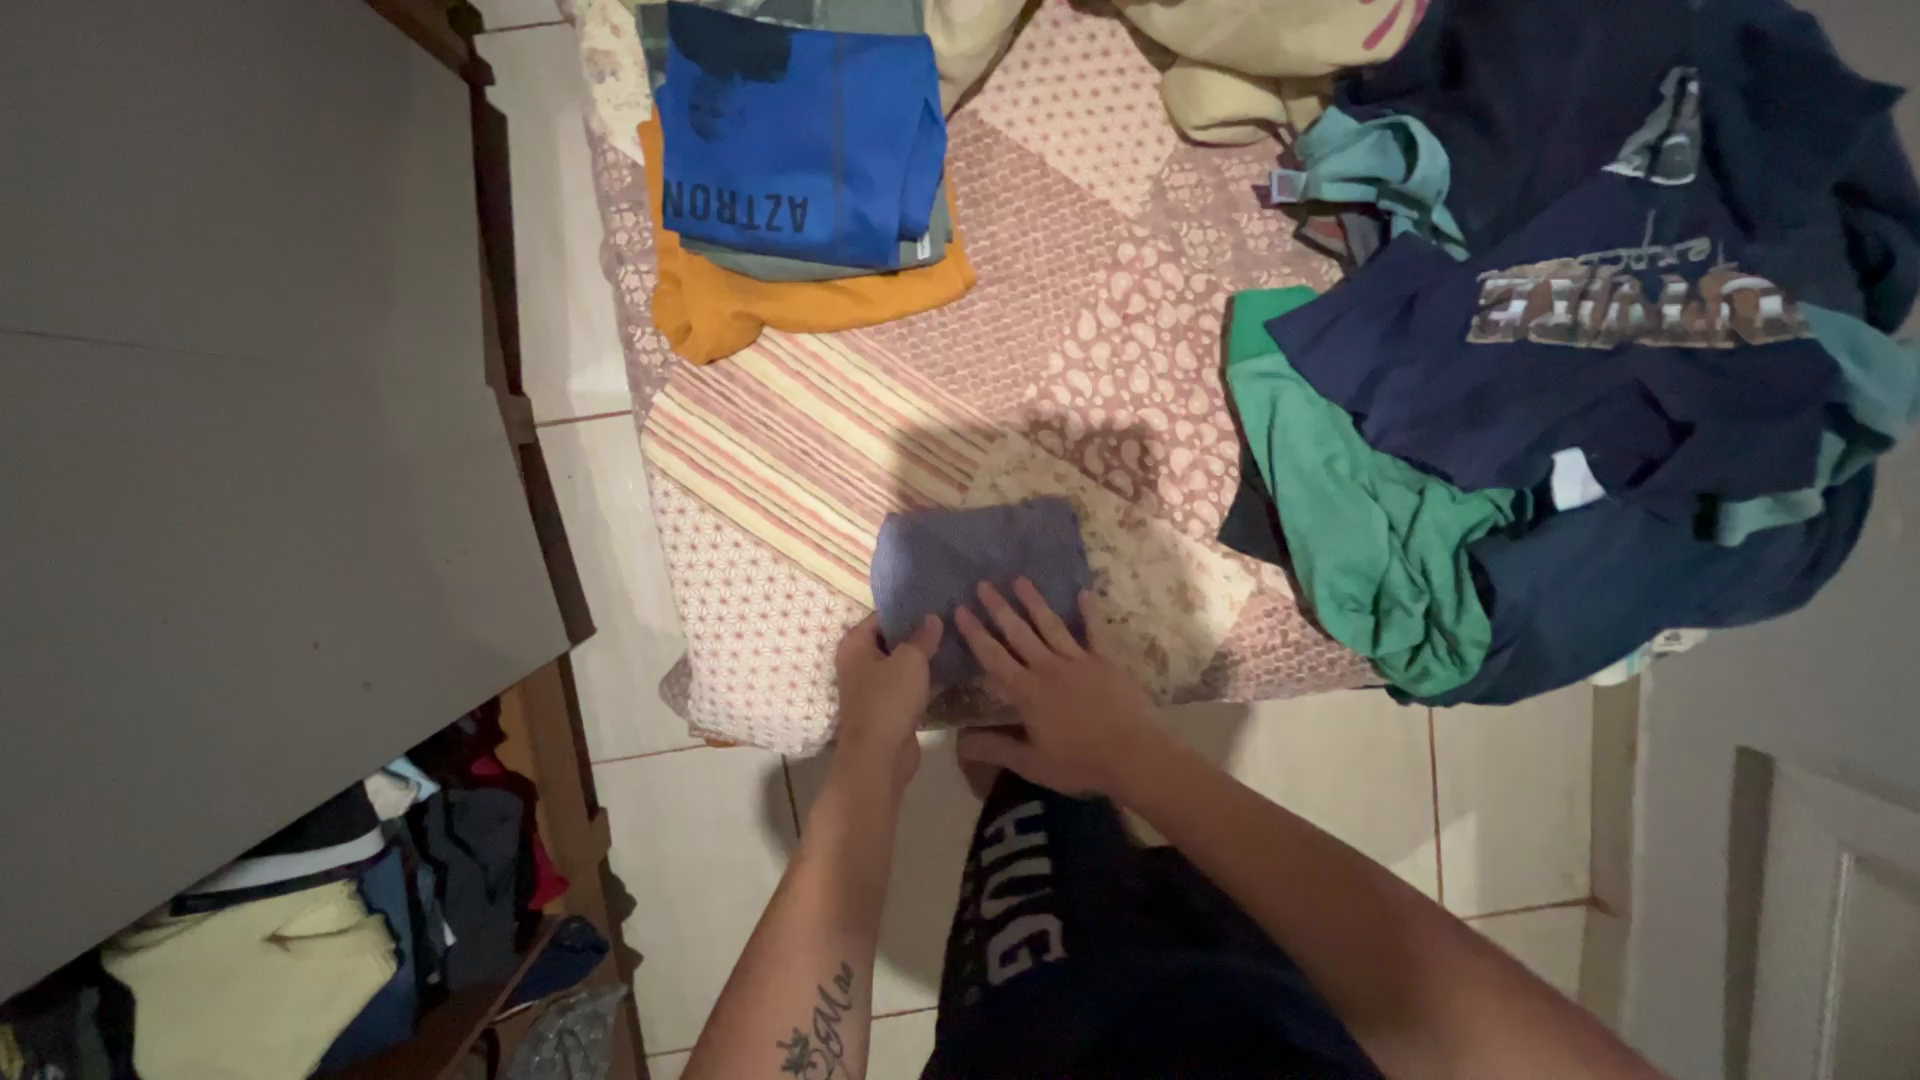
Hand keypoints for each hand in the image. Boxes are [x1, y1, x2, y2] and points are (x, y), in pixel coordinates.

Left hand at [832, 613, 941, 790]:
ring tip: (953, 640)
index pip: (881, 616)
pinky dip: (923, 679)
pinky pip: (907, 685)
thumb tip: (932, 617)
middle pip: (890, 639)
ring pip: (900, 664)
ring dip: (922, 657)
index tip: (933, 601)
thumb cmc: (888, 699)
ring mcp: (872, 688)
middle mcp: (858, 663)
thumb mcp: (910, 660)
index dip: (906, 608)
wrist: (880, 757)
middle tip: (948, 619)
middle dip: (917, 632)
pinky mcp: (887, 708)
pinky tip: (948, 670)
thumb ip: (922, 636)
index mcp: (854, 644)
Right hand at [951, 580, 1163, 796]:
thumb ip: (995, 748)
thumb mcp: (1031, 763)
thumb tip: (959, 740)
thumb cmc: (1080, 763)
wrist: (1133, 755)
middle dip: (999, 608)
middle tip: (983, 584)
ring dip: (1034, 602)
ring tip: (1020, 579)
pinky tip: (1084, 594)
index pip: (994, 658)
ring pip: (1051, 626)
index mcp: (1027, 692)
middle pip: (1019, 633)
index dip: (975, 634)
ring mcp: (1079, 661)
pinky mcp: (1106, 662)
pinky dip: (1089, 613)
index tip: (960, 610)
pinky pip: (1095, 632)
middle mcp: (1049, 668)